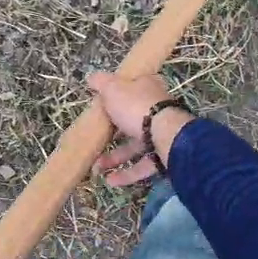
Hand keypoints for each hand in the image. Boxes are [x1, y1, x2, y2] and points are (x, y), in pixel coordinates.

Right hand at [88, 71, 191, 187]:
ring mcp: (162, 134)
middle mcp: (158, 110)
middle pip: (133, 120)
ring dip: (116, 157)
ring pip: (136, 146)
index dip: (121, 95)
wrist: (165, 133)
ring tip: (97, 169)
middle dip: (113, 134)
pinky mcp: (164, 155)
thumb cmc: (136, 106)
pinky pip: (143, 165)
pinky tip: (110, 181)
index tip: (105, 106)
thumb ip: (101, 83)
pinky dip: (127, 174)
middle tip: (95, 142)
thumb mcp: (113, 89)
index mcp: (148, 89)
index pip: (136, 87)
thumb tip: (91, 77)